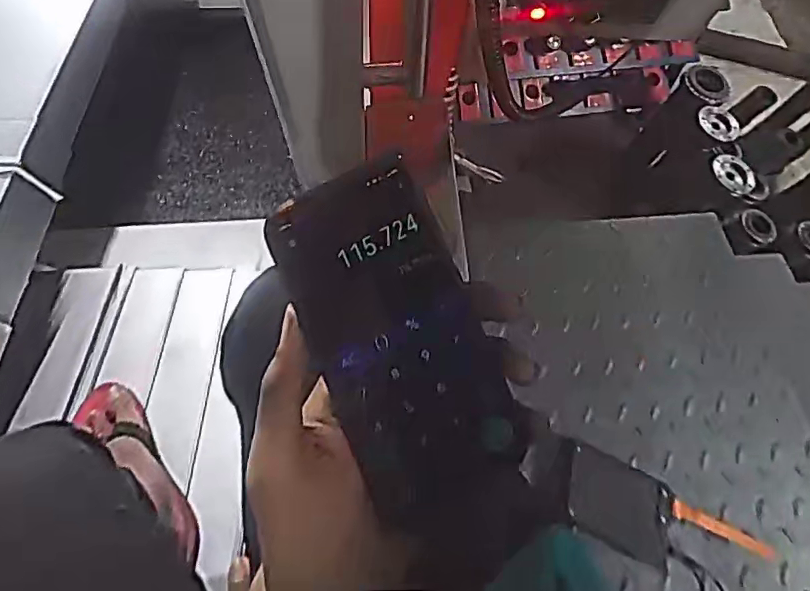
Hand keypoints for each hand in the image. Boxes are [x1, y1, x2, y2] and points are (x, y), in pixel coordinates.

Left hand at [245, 284, 537, 590]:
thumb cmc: (302, 526)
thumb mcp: (279, 455)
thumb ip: (283, 387)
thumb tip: (297, 311)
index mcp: (354, 383)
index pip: (394, 324)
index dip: (427, 298)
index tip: (459, 282)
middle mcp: (393, 394)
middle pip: (440, 341)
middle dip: (479, 321)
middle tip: (511, 311)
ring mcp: (424, 425)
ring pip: (468, 376)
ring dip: (501, 362)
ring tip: (524, 368)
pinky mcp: (449, 457)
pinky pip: (483, 426)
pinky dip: (511, 416)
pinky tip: (530, 414)